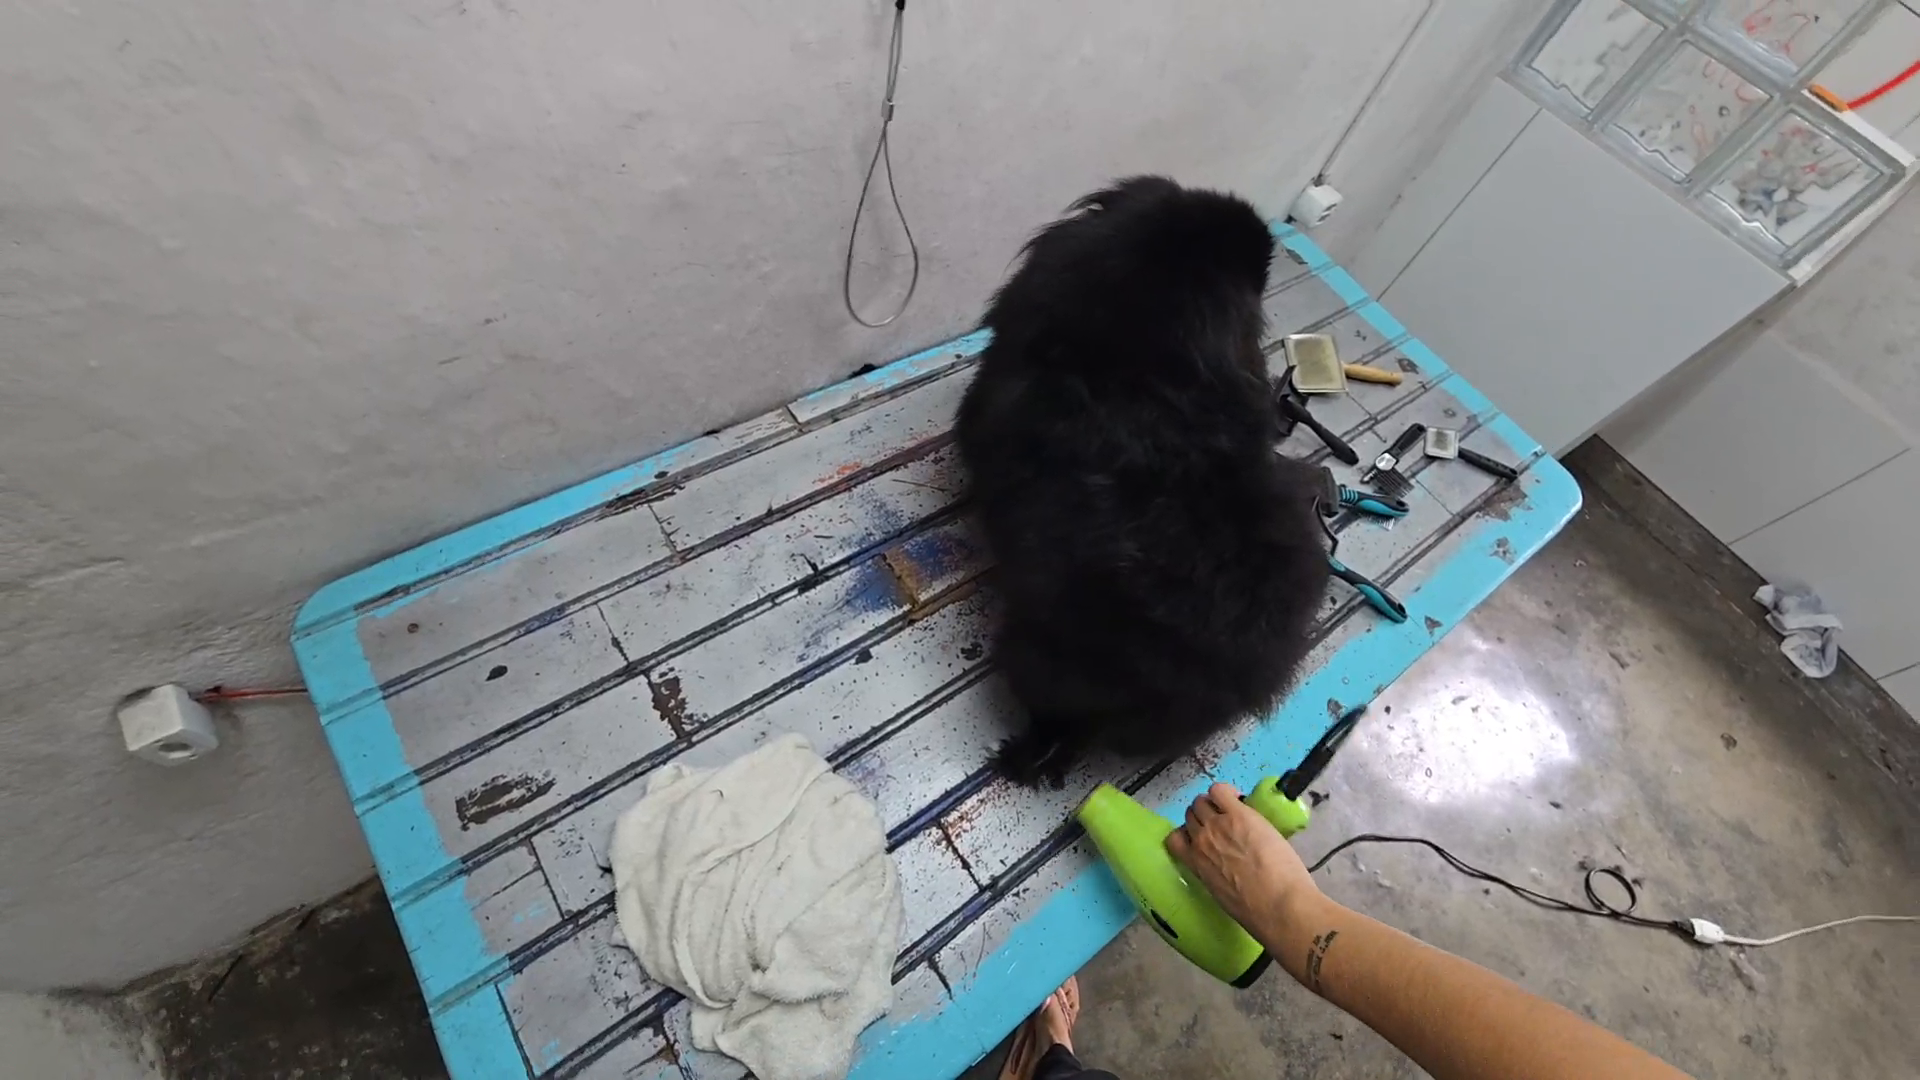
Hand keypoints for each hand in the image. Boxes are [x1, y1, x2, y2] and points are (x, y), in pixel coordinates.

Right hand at [1165, 782, 1323, 940]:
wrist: (1281, 906)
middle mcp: (1201, 841)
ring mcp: (1218, 824)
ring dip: (1214, 804)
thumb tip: (1221, 866)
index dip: (1188, 833)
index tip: (1201, 837)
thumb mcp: (1222, 896)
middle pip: (1191, 815)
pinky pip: (1220, 790)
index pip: (1175, 838)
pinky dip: (1227, 792)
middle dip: (1204, 817)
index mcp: (1196, 864)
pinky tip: (1239, 799)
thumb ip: (1213, 874)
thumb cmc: (1257, 912)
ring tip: (1233, 811)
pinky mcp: (1239, 814)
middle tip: (1223, 823)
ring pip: (1202, 801)